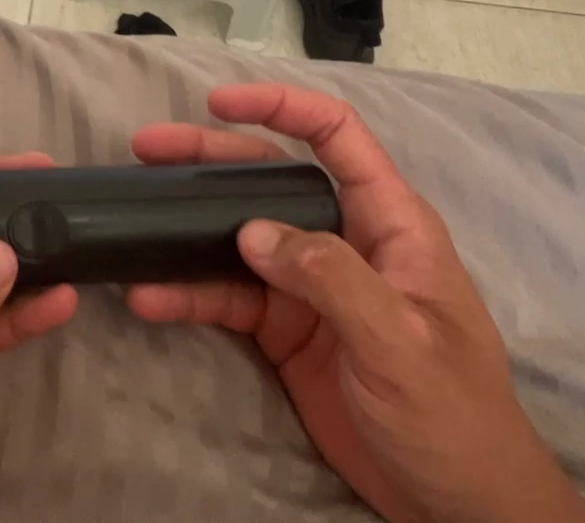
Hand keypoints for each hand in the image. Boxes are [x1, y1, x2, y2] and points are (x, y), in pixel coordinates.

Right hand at [129, 84, 584, 522]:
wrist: (452, 504)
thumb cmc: (451, 413)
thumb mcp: (399, 340)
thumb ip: (331, 277)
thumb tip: (251, 232)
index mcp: (386, 221)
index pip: (336, 136)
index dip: (281, 106)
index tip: (219, 102)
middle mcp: (340, 239)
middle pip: (268, 177)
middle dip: (209, 158)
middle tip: (149, 148)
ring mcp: (306, 283)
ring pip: (236, 234)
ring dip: (184, 228)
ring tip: (133, 222)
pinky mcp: (281, 326)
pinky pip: (226, 296)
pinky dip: (187, 295)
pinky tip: (149, 298)